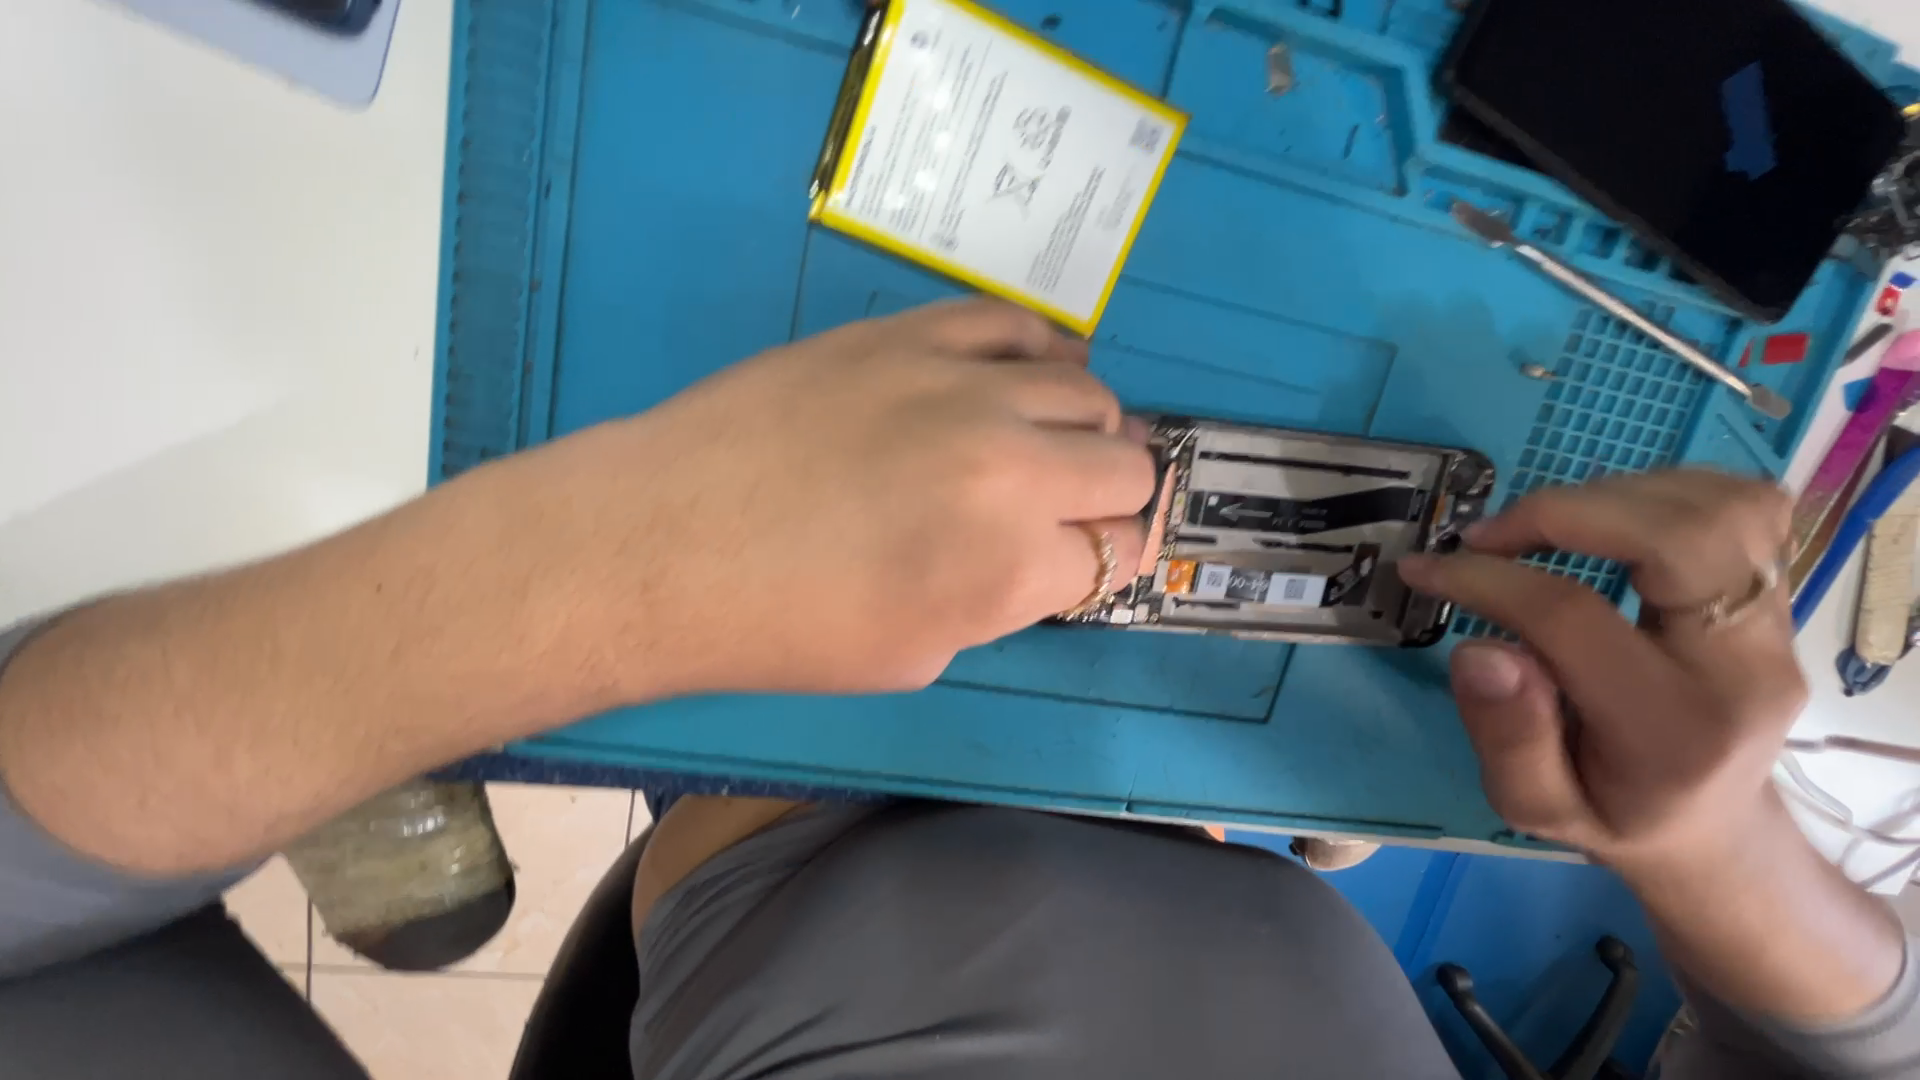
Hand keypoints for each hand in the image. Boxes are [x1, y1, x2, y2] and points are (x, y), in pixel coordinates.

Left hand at [509, 297, 1154, 699]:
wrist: (664, 542)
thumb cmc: (782, 627)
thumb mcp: (916, 655)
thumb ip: (1000, 601)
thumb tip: (1037, 556)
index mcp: (1010, 568)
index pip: (1112, 554)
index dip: (1096, 563)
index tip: (1074, 561)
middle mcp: (1011, 468)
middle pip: (1125, 467)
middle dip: (1109, 499)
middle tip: (1066, 508)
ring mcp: (962, 388)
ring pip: (1089, 392)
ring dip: (1082, 428)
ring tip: (1042, 443)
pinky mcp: (910, 335)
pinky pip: (1016, 324)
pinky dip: (1037, 356)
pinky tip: (1015, 379)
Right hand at [1399, 470, 1805, 873]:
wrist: (1709, 827)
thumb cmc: (1605, 812)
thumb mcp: (1531, 806)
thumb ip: (1506, 737)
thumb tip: (1478, 649)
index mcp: (1671, 725)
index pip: (1572, 615)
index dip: (1483, 579)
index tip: (1422, 570)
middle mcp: (1742, 664)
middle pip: (1681, 537)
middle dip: (1562, 513)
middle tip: (1486, 536)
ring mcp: (1773, 624)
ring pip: (1722, 507)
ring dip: (1611, 497)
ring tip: (1538, 528)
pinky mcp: (1777, 596)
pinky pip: (1744, 506)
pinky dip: (1663, 492)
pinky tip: (1602, 521)